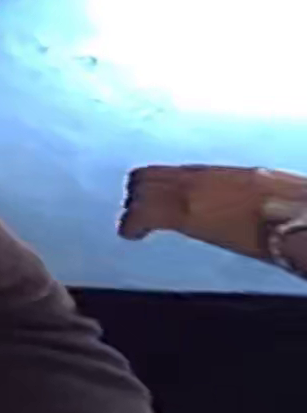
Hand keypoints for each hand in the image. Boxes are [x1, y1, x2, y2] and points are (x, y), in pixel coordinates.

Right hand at [119, 164, 306, 261]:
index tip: (129, 230)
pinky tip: (198, 189)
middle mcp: (190, 184)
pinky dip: (188, 178)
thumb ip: (197, 227)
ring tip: (162, 195)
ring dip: (157, 182)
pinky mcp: (241, 168)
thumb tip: (186, 224)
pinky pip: (198, 169)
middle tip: (135, 208)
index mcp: (181, 207)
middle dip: (135, 194)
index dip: (131, 222)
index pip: (140, 211)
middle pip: (143, 180)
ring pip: (166, 170)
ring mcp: (216, 172)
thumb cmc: (283, 242)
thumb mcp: (229, 243)